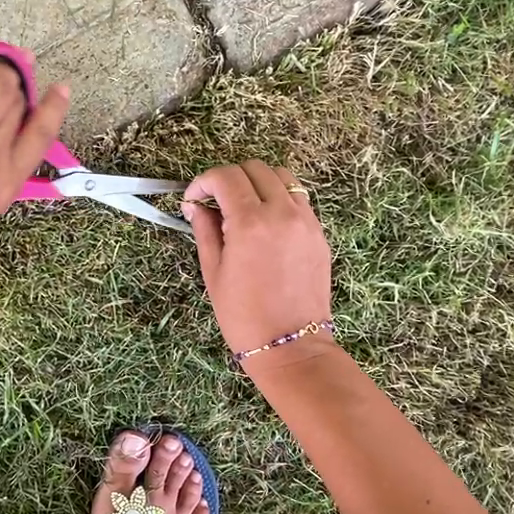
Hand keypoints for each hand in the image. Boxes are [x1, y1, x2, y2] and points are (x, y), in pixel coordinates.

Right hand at [183, 162, 333, 359]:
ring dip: (257, 183)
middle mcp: (282, 213)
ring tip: (242, 208)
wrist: (290, 345)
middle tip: (214, 202)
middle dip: (230, 178)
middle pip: (255, 168)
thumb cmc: (243, 315)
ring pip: (282, 177)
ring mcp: (306, 221)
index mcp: (251, 223)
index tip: (193, 199)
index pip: (226, 177)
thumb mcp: (213, 272)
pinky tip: (264, 224)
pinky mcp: (319, 234)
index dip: (203, 182)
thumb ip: (205, 230)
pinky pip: (298, 199)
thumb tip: (197, 207)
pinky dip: (278, 199)